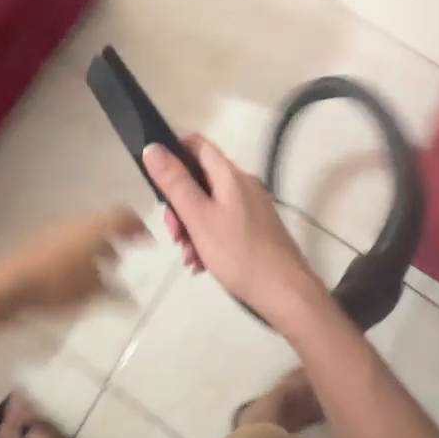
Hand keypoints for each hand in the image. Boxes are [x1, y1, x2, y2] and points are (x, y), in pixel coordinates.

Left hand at [0, 208, 149, 312]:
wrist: (9, 284)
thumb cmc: (57, 285)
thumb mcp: (92, 294)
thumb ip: (117, 295)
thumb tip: (136, 301)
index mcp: (95, 228)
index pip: (123, 215)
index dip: (137, 225)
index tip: (147, 240)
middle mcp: (79, 222)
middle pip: (105, 222)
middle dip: (118, 237)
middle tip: (126, 254)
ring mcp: (58, 229)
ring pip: (87, 231)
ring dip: (99, 244)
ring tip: (104, 267)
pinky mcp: (43, 240)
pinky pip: (71, 239)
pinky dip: (82, 250)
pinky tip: (78, 272)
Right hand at [143, 136, 327, 323]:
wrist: (285, 292)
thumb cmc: (239, 253)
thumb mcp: (200, 218)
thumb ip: (176, 184)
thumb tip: (153, 147)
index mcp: (231, 175)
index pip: (199, 145)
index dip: (175, 150)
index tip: (155, 173)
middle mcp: (243, 184)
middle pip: (201, 180)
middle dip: (180, 205)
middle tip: (174, 234)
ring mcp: (251, 206)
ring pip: (210, 206)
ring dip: (192, 228)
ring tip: (188, 257)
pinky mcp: (255, 228)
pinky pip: (223, 224)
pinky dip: (208, 239)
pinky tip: (202, 264)